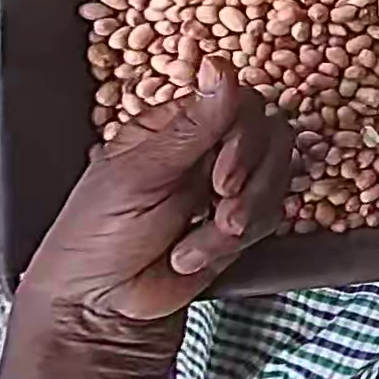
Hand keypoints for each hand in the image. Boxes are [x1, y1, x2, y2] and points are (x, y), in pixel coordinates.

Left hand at [17, 56, 291, 336]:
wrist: (101, 312)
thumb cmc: (99, 238)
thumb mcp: (140, 176)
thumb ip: (193, 125)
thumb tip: (221, 66)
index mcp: (180, 124)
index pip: (242, 103)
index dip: (244, 134)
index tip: (223, 172)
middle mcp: (212, 146)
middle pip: (271, 135)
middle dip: (251, 176)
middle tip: (220, 204)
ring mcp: (233, 182)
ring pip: (278, 174)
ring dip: (246, 212)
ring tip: (200, 241)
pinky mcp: (247, 218)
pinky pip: (274, 212)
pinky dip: (241, 239)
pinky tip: (199, 254)